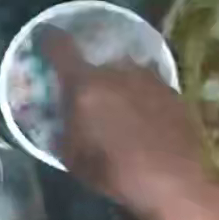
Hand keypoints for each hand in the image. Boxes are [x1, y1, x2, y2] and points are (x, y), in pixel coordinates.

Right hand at [43, 29, 218, 219]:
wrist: (175, 183)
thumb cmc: (113, 171)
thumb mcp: (70, 154)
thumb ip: (63, 125)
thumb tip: (62, 114)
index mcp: (84, 85)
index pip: (59, 46)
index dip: (48, 39)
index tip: (42, 37)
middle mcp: (115, 72)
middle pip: (94, 62)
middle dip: (87, 75)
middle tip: (85, 96)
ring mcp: (148, 78)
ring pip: (123, 72)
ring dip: (116, 84)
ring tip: (116, 108)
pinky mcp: (172, 90)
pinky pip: (146, 85)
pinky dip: (139, 95)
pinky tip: (141, 118)